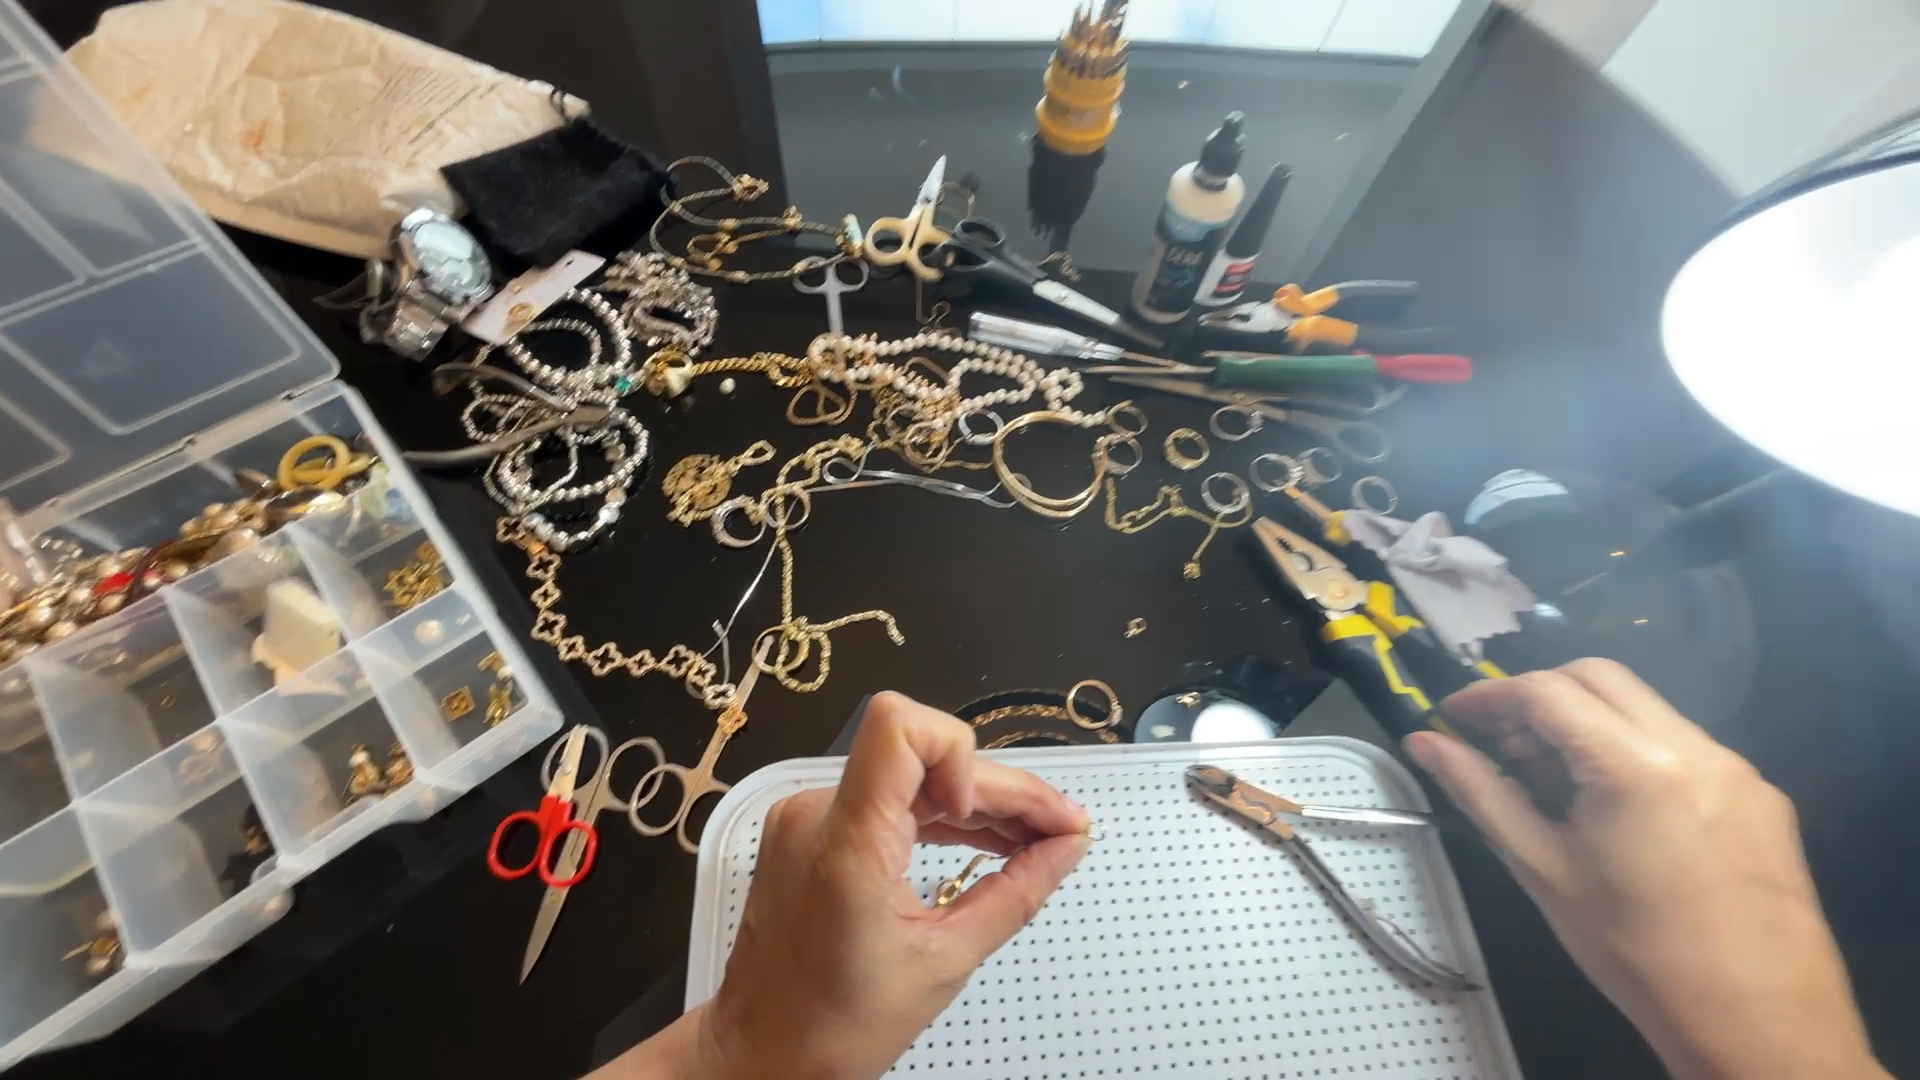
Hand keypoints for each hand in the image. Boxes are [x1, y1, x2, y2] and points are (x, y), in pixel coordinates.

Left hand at [692, 692, 1090, 1079]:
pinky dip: (944, 814)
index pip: (898, 728)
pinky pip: (893, 797)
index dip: (957, 752)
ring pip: (917, 773)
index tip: (979, 812)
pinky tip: (990, 838)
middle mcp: (821, 810)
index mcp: (847, 845)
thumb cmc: (836, 1027)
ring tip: (1040, 836)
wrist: (758, 1053)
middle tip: (1063, 826)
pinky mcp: (818, 824)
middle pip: (929, 757)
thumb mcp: (943, 962)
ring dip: (981, 799)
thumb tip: (1067, 847)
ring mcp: (814, 813)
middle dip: (1002, 788)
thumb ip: (1016, 894)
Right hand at [1406, 659, 1886, 1079]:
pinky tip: (1599, 799)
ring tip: (1543, 773)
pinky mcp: (1759, 797)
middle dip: (1533, 695)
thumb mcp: (1536, 862)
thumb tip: (1420, 741)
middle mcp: (1697, 751)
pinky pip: (1673, 740)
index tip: (1450, 717)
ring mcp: (1737, 771)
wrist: (1763, 1032)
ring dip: (1577, 717)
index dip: (1486, 695)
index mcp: (1637, 767)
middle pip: (1595, 676)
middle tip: (1495, 739)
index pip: (1545, 691)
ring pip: (1637, 704)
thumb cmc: (1631, 947)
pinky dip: (1620, 743)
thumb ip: (1475, 788)